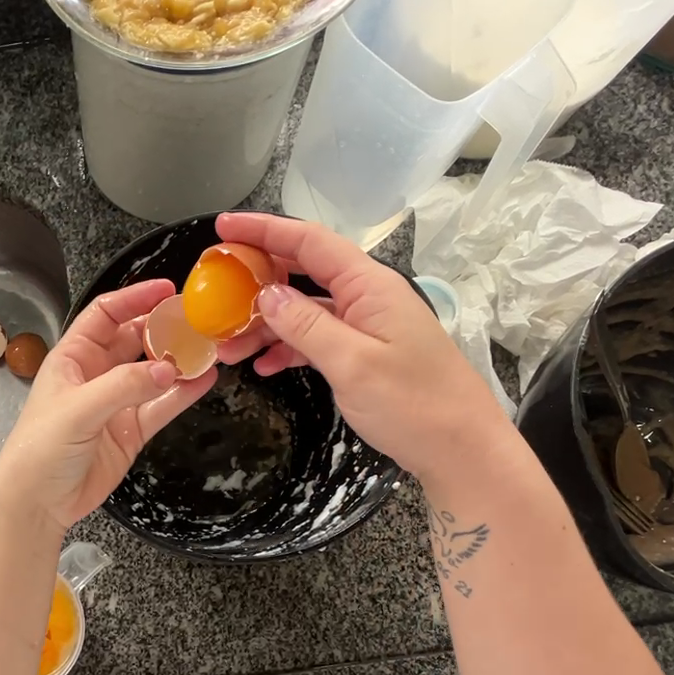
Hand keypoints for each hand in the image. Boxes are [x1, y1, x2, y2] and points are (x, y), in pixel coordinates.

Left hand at [0, 280, 216, 532]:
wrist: (38, 502)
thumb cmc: (42, 448)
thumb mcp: (79, 409)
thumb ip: (124, 386)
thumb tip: (171, 369)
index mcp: (73, 358)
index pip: (105, 315)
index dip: (134, 299)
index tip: (168, 290)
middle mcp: (95, 375)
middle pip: (134, 340)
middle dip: (163, 327)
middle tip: (198, 319)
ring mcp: (116, 403)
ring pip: (153, 373)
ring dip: (178, 360)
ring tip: (210, 346)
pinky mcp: (131, 431)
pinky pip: (162, 406)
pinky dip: (183, 393)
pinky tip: (206, 379)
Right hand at [212, 212, 509, 479]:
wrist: (460, 448)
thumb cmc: (414, 404)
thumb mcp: (353, 364)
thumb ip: (306, 326)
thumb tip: (265, 295)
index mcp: (368, 287)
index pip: (309, 243)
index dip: (263, 230)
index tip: (222, 226)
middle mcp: (365, 298)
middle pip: (302, 272)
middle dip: (256, 280)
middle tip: (214, 291)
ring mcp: (364, 326)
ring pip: (303, 311)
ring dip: (265, 325)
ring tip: (228, 347)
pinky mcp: (362, 354)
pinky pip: (315, 340)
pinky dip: (286, 349)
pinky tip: (262, 366)